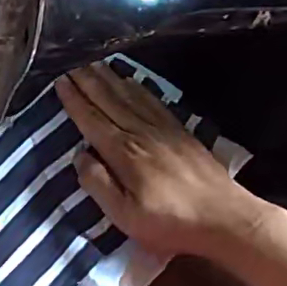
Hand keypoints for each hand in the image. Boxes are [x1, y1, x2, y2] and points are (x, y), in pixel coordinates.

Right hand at [55, 64, 277, 259]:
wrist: (226, 219)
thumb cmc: (169, 222)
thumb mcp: (124, 214)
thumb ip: (98, 183)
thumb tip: (78, 156)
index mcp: (123, 153)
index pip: (92, 120)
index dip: (75, 100)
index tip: (60, 81)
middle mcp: (141, 133)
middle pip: (110, 101)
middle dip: (88, 81)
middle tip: (71, 63)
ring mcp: (164, 130)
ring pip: (131, 97)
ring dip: (110, 79)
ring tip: (94, 63)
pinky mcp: (182, 132)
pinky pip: (154, 101)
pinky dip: (139, 87)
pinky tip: (131, 80)